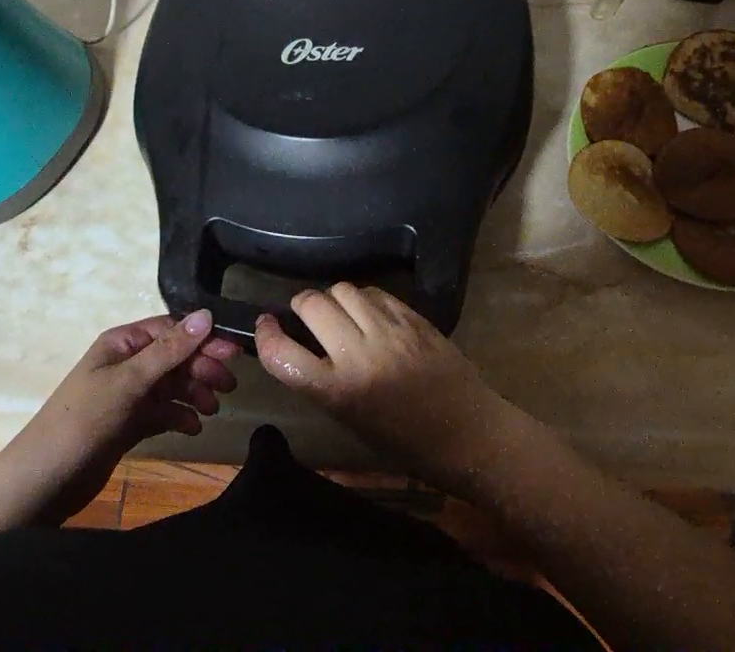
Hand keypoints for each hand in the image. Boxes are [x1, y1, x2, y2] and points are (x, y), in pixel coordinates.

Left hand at [5, 310, 237, 523]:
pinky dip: (180, 417)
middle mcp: (127, 364)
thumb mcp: (128, 382)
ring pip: (173, 386)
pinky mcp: (130, 424)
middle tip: (229, 387)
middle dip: (202, 368)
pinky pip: (164, 412)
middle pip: (176, 357)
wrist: (45, 481)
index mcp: (122, 344)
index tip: (234, 354)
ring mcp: (128, 396)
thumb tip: (206, 314)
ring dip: (194, 393)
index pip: (171, 329)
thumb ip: (169, 350)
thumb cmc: (83, 421)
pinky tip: (193, 429)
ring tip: (211, 411)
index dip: (203, 338)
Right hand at [254, 283, 512, 492]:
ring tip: (339, 314)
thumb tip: (298, 348)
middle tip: (305, 319)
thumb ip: (322, 383)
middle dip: (301, 307)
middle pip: (312, 305)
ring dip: (333, 299)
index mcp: (339, 392)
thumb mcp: (352, 421)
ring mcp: (390, 331)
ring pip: (343, 290)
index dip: (265, 335)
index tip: (265, 326)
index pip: (283, 353)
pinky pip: (375, 293)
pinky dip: (364, 299)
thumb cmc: (407, 444)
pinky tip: (368, 314)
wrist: (469, 433)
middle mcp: (360, 355)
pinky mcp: (414, 318)